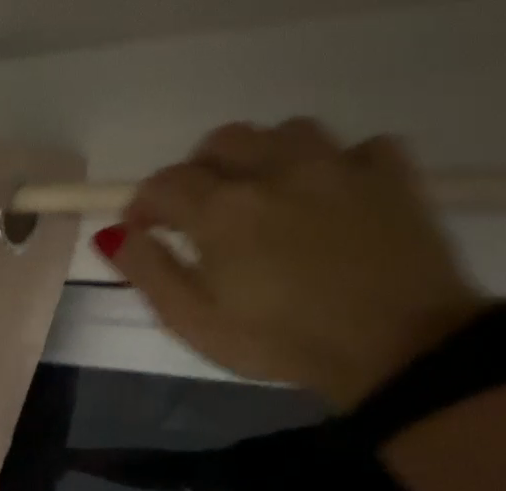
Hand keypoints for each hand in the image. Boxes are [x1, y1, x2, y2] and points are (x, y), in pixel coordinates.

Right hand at [100, 119, 488, 407]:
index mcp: (222, 209)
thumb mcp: (190, 318)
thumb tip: (111, 234)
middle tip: (192, 213)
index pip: (164, 183)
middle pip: (224, 141)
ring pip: (288, 132)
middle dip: (197, 171)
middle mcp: (278, 171)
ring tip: (256, 197)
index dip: (142, 205)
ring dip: (260, 157)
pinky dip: (331, 163)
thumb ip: (148, 270)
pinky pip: (356, 147)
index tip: (139, 233)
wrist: (393, 343)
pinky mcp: (392, 175)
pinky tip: (323, 195)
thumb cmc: (275, 339)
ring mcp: (340, 167)